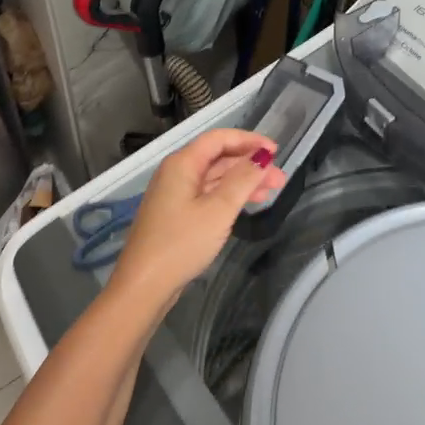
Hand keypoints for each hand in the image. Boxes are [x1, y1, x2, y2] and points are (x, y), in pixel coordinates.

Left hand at [111, 128, 285, 303]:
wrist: (144, 285)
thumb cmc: (181, 243)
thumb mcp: (218, 210)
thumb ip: (243, 179)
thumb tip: (261, 156)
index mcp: (183, 163)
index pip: (219, 138)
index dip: (249, 140)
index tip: (275, 151)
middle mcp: (177, 172)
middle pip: (218, 157)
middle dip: (250, 164)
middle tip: (280, 179)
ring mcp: (175, 194)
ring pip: (214, 178)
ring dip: (242, 181)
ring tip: (271, 192)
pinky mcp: (177, 214)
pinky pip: (208, 194)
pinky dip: (229, 196)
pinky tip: (246, 204)